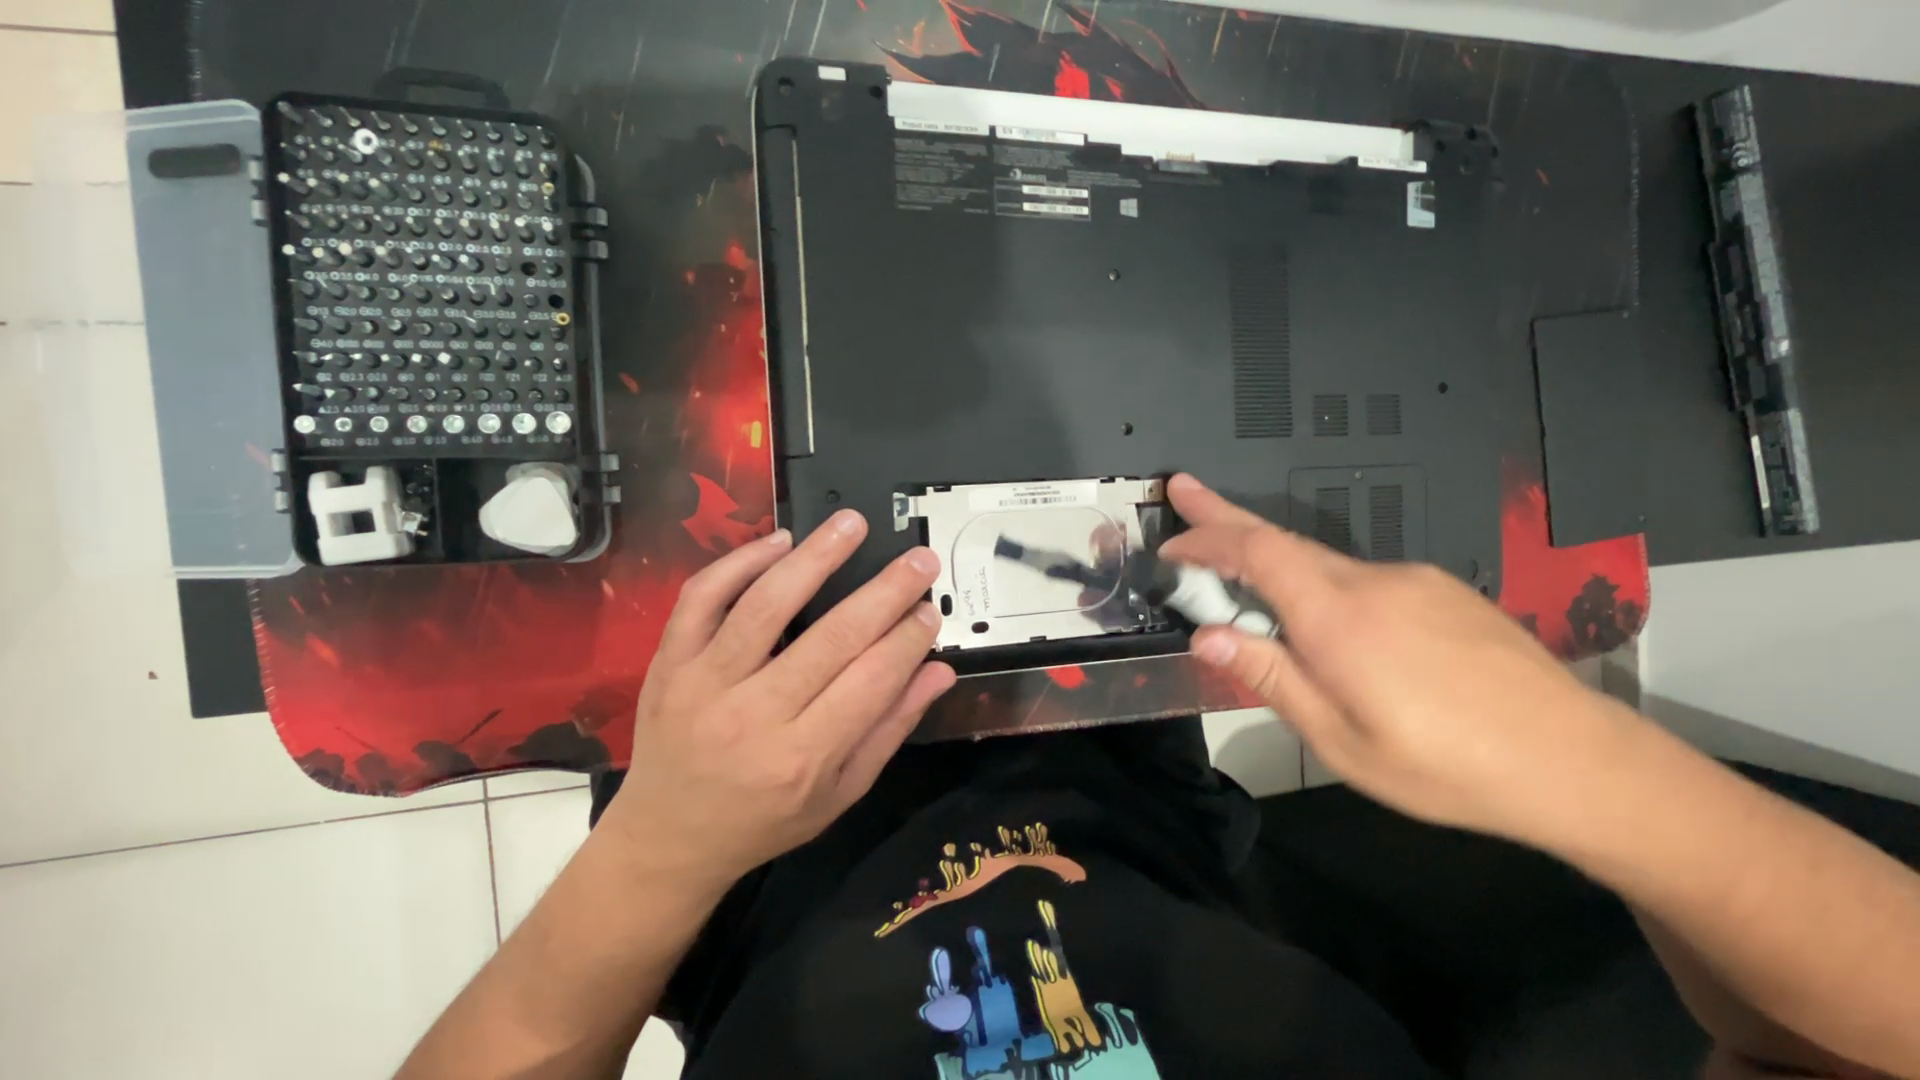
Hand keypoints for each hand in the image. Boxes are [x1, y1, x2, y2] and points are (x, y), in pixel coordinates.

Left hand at [602, 511, 956, 889]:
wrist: (669, 836)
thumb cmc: (763, 821)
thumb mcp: (839, 794)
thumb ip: (889, 731)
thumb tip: (938, 672)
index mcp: (802, 757)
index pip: (871, 681)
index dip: (909, 640)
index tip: (932, 610)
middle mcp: (753, 716)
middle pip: (832, 637)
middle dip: (885, 592)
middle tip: (919, 560)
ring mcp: (704, 683)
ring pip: (765, 604)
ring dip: (816, 557)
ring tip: (851, 523)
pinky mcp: (669, 661)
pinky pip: (702, 598)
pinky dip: (739, 563)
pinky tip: (779, 542)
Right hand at [1160, 474, 1645, 844]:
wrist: (1578, 762)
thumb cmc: (1444, 765)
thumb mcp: (1340, 740)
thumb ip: (1272, 679)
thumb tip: (1207, 636)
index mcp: (1338, 617)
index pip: (1257, 552)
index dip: (1207, 537)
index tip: (1170, 540)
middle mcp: (1373, 582)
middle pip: (1285, 541)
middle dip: (1226, 516)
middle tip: (1183, 488)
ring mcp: (1415, 582)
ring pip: (1326, 564)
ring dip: (1276, 565)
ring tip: (1247, 588)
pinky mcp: (1446, 594)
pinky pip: (1365, 580)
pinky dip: (1324, 586)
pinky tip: (1334, 628)